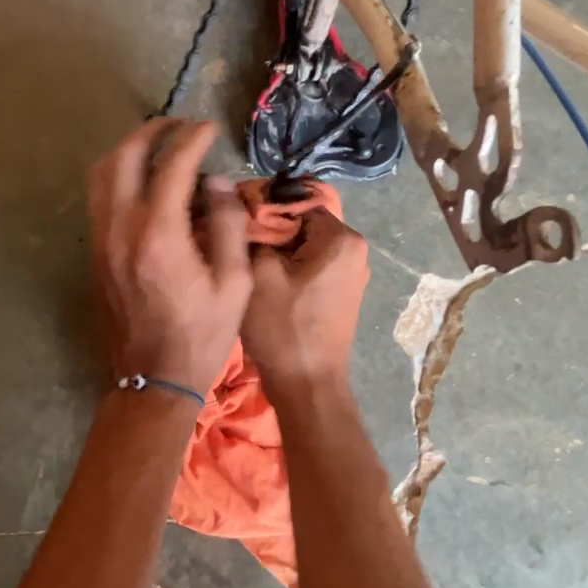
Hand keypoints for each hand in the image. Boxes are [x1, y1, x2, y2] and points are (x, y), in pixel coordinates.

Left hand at [88, 119, 252, 392]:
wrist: (155, 377)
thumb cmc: (202, 334)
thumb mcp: (234, 283)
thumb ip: (227, 224)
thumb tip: (214, 183)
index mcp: (159, 235)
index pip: (171, 166)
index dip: (191, 138)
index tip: (208, 128)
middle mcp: (120, 230)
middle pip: (123, 157)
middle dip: (152, 131)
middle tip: (180, 126)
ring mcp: (101, 241)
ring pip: (101, 174)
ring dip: (128, 150)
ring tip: (158, 146)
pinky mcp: (95, 254)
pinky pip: (98, 198)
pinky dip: (117, 175)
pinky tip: (143, 182)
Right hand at [241, 207, 369, 388]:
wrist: (306, 385)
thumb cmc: (282, 327)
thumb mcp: (257, 272)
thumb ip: (253, 233)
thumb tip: (242, 211)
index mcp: (341, 238)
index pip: (295, 203)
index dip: (261, 209)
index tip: (232, 220)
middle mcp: (355, 250)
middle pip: (302, 224)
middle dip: (269, 231)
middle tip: (234, 241)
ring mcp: (352, 274)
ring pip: (305, 247)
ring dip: (276, 251)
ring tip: (245, 262)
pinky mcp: (342, 295)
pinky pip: (312, 267)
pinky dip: (289, 269)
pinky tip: (263, 281)